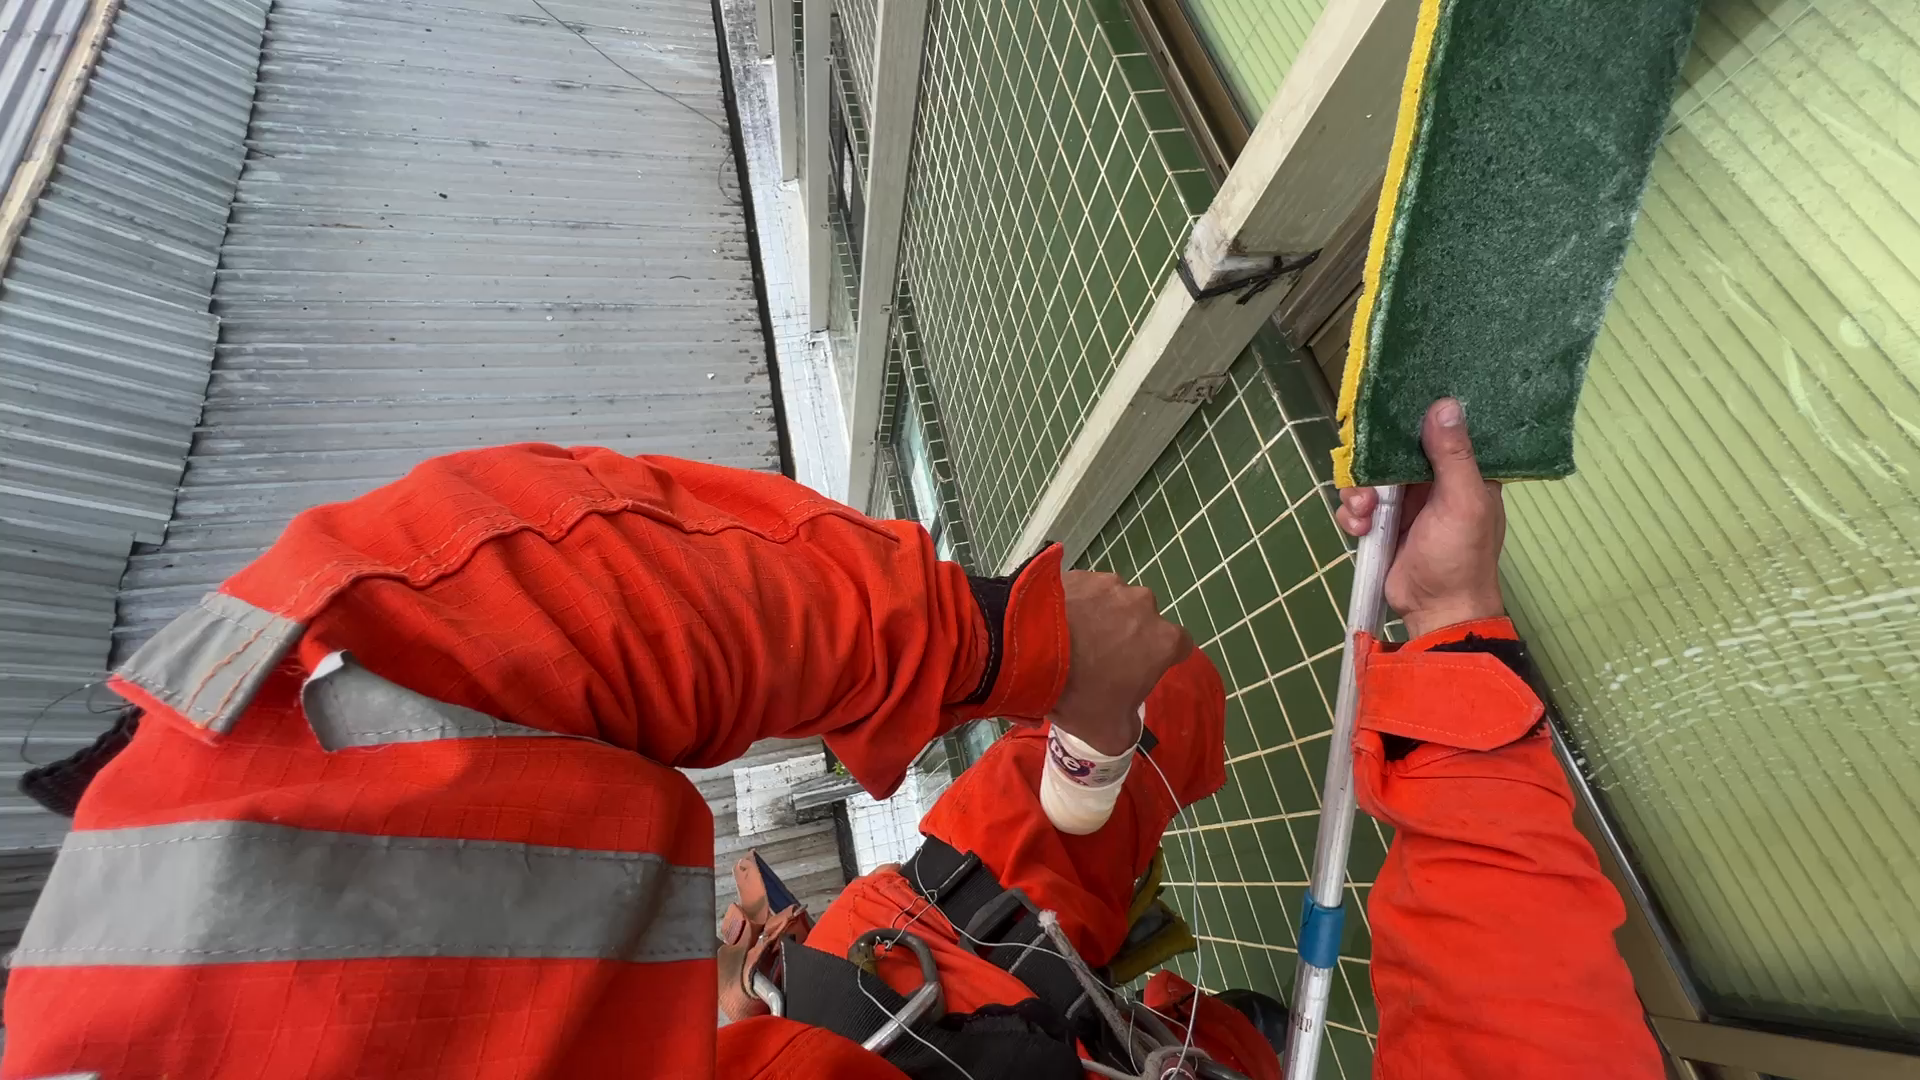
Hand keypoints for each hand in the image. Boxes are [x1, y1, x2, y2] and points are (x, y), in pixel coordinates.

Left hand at [1052, 571, 1193, 754]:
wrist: (1027, 649)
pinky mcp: (1077, 573)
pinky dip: (1073, 604)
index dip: (1158, 661)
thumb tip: (1126, 724)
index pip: (1178, 647)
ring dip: (1098, 618)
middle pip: (1142, 621)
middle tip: (1096, 660)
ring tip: (1068, 641)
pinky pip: (1081, 591)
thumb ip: (1128, 729)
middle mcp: (1143, 604)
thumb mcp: (1109, 733)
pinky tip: (1052, 623)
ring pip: (1111, 603)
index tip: (1136, 673)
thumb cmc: (1078, 692)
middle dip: (1126, 637)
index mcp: (1163, 640)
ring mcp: (1109, 583)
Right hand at [1336, 398, 1505, 638]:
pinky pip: (1355, 507)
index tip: (1381, 417)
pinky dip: (1351, 516)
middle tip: (1368, 489)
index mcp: (1461, 471)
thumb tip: (1443, 403)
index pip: (1432, 433)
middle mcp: (1430, 482)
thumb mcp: (1462, 502)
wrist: (1435, 609)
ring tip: (1363, 516)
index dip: (1407, 423)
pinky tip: (1358, 530)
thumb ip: (1452, 455)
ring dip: (1357, 496)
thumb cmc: (1459, 556)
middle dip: (1370, 470)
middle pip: (1388, 455)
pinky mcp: (1380, 525)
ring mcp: (1403, 505)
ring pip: (1367, 480)